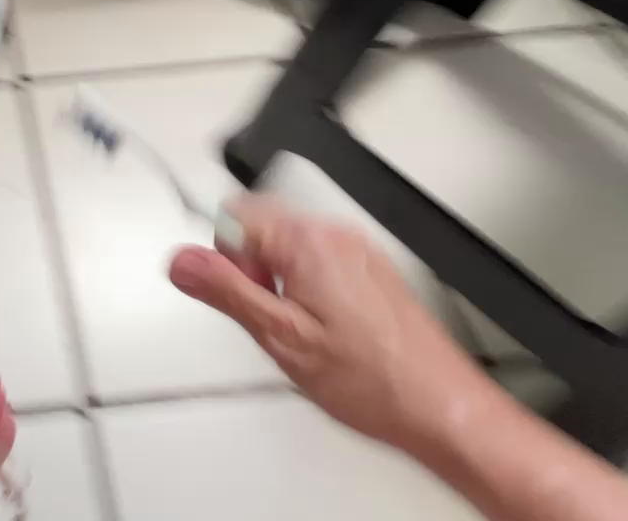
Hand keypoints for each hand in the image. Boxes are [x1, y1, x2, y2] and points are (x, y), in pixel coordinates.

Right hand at [168, 193, 501, 455]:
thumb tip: (181, 261)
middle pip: (259, 221)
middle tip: (270, 314)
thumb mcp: (281, 340)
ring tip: (299, 326)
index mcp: (308, 242)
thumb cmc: (377, 383)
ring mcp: (356, 248)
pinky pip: (316, 255)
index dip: (226, 257)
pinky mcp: (370, 265)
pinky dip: (304, 282)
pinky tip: (322, 325)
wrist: (447, 413)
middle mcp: (334, 234)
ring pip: (286, 240)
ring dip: (277, 276)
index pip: (233, 214)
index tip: (243, 294)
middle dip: (251, 265)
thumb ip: (224, 291)